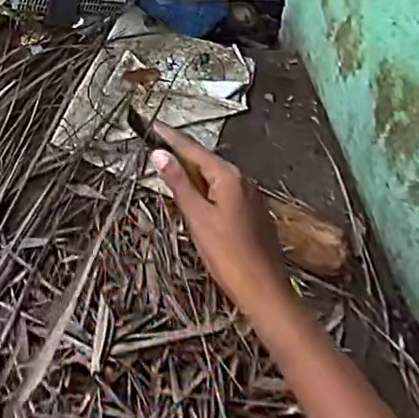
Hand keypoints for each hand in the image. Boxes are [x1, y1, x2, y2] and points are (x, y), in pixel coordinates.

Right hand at [149, 129, 291, 325]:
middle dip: (181, 158)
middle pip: (204, 162)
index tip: (153, 125)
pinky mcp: (253, 213)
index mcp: (228, 176)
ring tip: (171, 179)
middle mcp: (243, 180)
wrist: (265, 292)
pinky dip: (207, 191)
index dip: (170, 138)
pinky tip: (197, 204)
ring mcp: (251, 196)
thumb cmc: (229, 255)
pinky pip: (225, 192)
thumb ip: (178, 183)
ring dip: (193, 177)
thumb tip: (159, 153)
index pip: (192, 149)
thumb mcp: (196, 217)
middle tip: (156, 154)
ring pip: (215, 178)